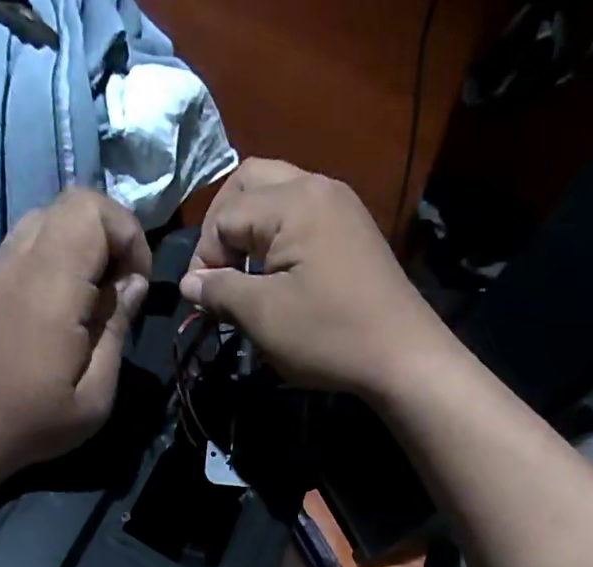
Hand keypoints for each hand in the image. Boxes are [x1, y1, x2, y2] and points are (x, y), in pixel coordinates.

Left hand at [0, 188, 151, 477]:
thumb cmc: (32, 422)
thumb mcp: (95, 395)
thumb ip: (116, 329)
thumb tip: (133, 283)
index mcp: (50, 287)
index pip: (92, 209)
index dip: (128, 235)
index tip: (136, 285)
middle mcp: (20, 261)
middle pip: (73, 202)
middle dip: (111, 234)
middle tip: (119, 288)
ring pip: (50, 216)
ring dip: (83, 244)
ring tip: (92, 296)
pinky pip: (30, 240)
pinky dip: (59, 255)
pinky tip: (63, 303)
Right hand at [180, 159, 455, 397]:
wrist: (403, 357)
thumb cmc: (327, 334)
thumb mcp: (262, 315)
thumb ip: (219, 290)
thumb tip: (190, 283)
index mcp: (294, 201)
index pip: (226, 215)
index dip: (205, 257)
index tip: (203, 299)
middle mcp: (318, 187)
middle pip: (250, 182)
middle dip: (222, 224)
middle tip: (217, 269)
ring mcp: (341, 206)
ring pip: (277, 194)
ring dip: (249, 227)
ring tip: (240, 272)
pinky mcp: (353, 229)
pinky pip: (301, 213)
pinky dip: (276, 234)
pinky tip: (273, 272)